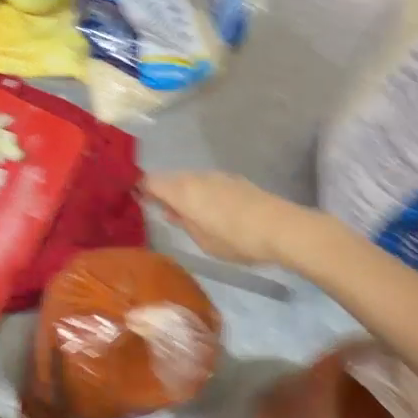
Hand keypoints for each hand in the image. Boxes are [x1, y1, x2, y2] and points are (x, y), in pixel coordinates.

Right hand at [143, 170, 353, 272]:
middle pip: (169, 179)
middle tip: (158, 211)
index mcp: (182, 191)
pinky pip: (206, 183)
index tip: (134, 200)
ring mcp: (216, 176)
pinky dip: (200, 193)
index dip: (140, 189)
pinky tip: (210, 211)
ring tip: (185, 214)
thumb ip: (183, 222)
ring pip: (189, 180)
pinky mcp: (234, 180)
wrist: (282, 228)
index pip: (150, 182)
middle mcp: (195, 177)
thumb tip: (170, 210)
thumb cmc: (236, 239)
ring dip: (183, 192)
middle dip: (161, 191)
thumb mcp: (203, 240)